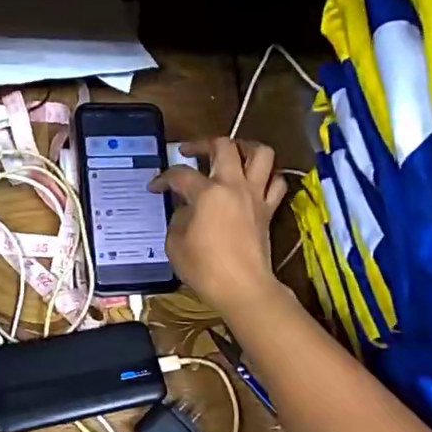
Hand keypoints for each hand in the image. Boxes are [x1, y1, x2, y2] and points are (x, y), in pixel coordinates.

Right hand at [150, 138, 288, 315]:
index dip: (164, 178)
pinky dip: (267, 176)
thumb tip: (186, 209)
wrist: (243, 288)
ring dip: (245, 147)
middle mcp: (234, 186)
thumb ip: (179, 218)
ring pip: (261, 153)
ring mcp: (256, 196)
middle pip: (224, 146)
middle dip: (203, 144)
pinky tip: (254, 181)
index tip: (155, 187)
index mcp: (207, 193)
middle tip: (190, 152)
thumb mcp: (175, 243)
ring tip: (231, 153)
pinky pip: (276, 182)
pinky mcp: (269, 210)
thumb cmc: (204, 268)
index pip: (180, 174)